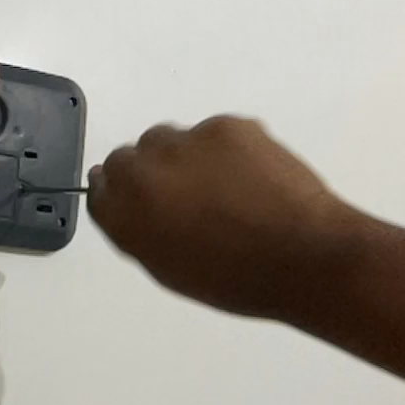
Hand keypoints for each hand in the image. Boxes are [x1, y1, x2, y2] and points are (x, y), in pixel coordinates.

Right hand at [86, 115, 375, 318]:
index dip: (120, 193)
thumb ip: (133, 226)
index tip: (144, 203)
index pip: (99, 187)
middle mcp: (139, 172)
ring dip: (182, 157)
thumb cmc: (231, 278)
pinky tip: (250, 175)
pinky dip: (223, 149)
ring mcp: (182, 143)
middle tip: (187, 197)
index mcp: (122, 213)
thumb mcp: (164, 265)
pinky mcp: (223, 126)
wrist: (304, 258)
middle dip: (149, 172)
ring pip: (167, 139)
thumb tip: (122, 197)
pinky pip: (210, 132)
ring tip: (222, 186)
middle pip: (127, 159)